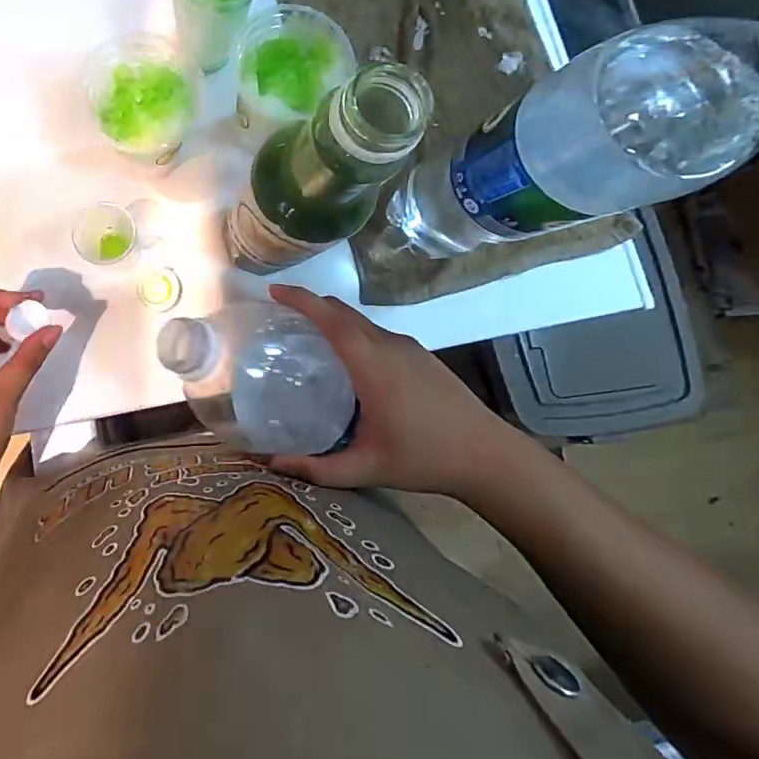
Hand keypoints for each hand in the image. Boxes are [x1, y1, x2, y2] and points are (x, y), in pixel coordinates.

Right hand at [265, 285, 537, 499]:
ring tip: (308, 338)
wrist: (486, 454)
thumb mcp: (367, 467)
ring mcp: (408, 347)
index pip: (330, 318)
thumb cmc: (425, 458)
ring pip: (362, 321)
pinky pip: (378, 333)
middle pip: (343, 311)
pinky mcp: (421, 355)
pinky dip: (353, 332)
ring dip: (333, 319)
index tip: (274, 291)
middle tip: (281, 316)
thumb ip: (318, 468)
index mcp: (372, 364)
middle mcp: (389, 345)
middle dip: (311, 304)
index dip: (300, 299)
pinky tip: (348, 361)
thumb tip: (272, 463)